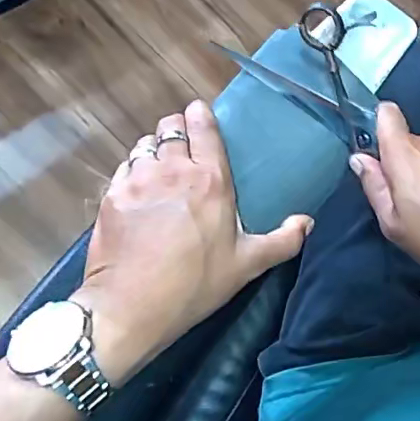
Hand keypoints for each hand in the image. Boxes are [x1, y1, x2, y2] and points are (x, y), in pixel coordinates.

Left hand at [73, 100, 312, 381]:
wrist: (129, 307)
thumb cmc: (194, 285)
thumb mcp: (246, 266)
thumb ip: (282, 241)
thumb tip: (308, 223)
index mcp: (210, 181)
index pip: (203, 129)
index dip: (199, 115)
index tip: (198, 113)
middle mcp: (173, 170)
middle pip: (169, 128)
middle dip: (176, 130)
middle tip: (181, 147)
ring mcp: (137, 180)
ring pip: (143, 145)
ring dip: (153, 151)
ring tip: (158, 169)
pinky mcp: (111, 195)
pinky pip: (123, 169)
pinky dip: (132, 172)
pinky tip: (137, 191)